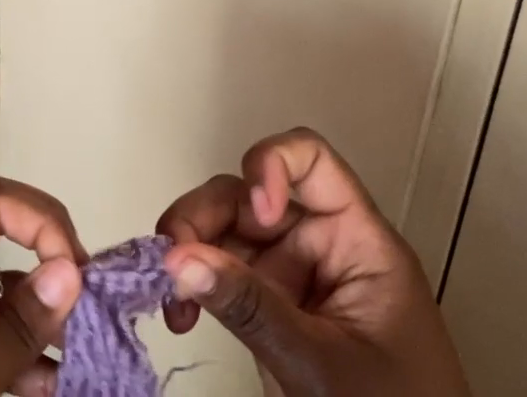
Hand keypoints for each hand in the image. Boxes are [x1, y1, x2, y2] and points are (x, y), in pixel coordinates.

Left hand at [0, 174, 88, 396]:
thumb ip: (11, 332)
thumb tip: (72, 272)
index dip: (40, 220)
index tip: (78, 272)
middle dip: (48, 247)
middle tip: (91, 288)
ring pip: (5, 278)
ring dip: (46, 308)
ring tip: (89, 345)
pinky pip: (0, 327)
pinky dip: (32, 350)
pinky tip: (60, 381)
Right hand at [159, 128, 470, 396]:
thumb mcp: (322, 364)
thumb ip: (251, 308)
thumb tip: (175, 258)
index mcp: (356, 239)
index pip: (310, 161)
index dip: (272, 165)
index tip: (255, 212)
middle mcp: (317, 243)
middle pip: (247, 193)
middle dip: (202, 218)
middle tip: (170, 260)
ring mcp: (289, 273)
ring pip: (222, 229)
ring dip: (186, 252)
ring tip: (169, 301)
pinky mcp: (266, 303)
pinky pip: (218, 271)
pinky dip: (190, 284)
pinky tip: (179, 315)